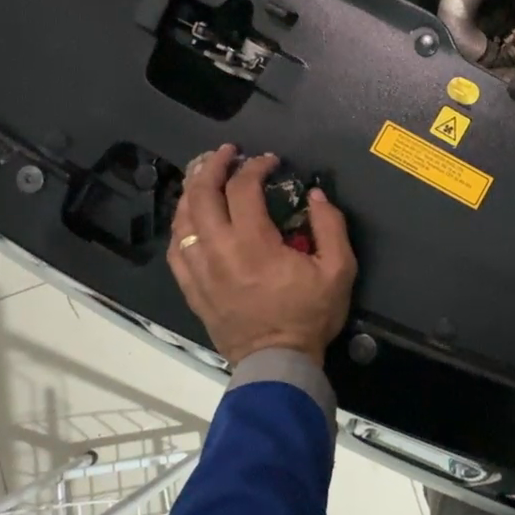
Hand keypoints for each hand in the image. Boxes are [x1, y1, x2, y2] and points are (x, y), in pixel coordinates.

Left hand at [167, 144, 356, 365]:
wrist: (278, 363)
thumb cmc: (310, 315)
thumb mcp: (338, 270)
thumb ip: (331, 227)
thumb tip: (316, 196)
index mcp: (253, 243)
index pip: (243, 188)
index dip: (255, 166)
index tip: (270, 161)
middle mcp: (218, 250)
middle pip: (202, 194)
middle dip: (213, 165)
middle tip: (227, 152)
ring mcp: (199, 270)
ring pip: (183, 218)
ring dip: (193, 190)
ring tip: (206, 175)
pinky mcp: (192, 287)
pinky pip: (176, 249)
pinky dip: (181, 225)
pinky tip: (191, 217)